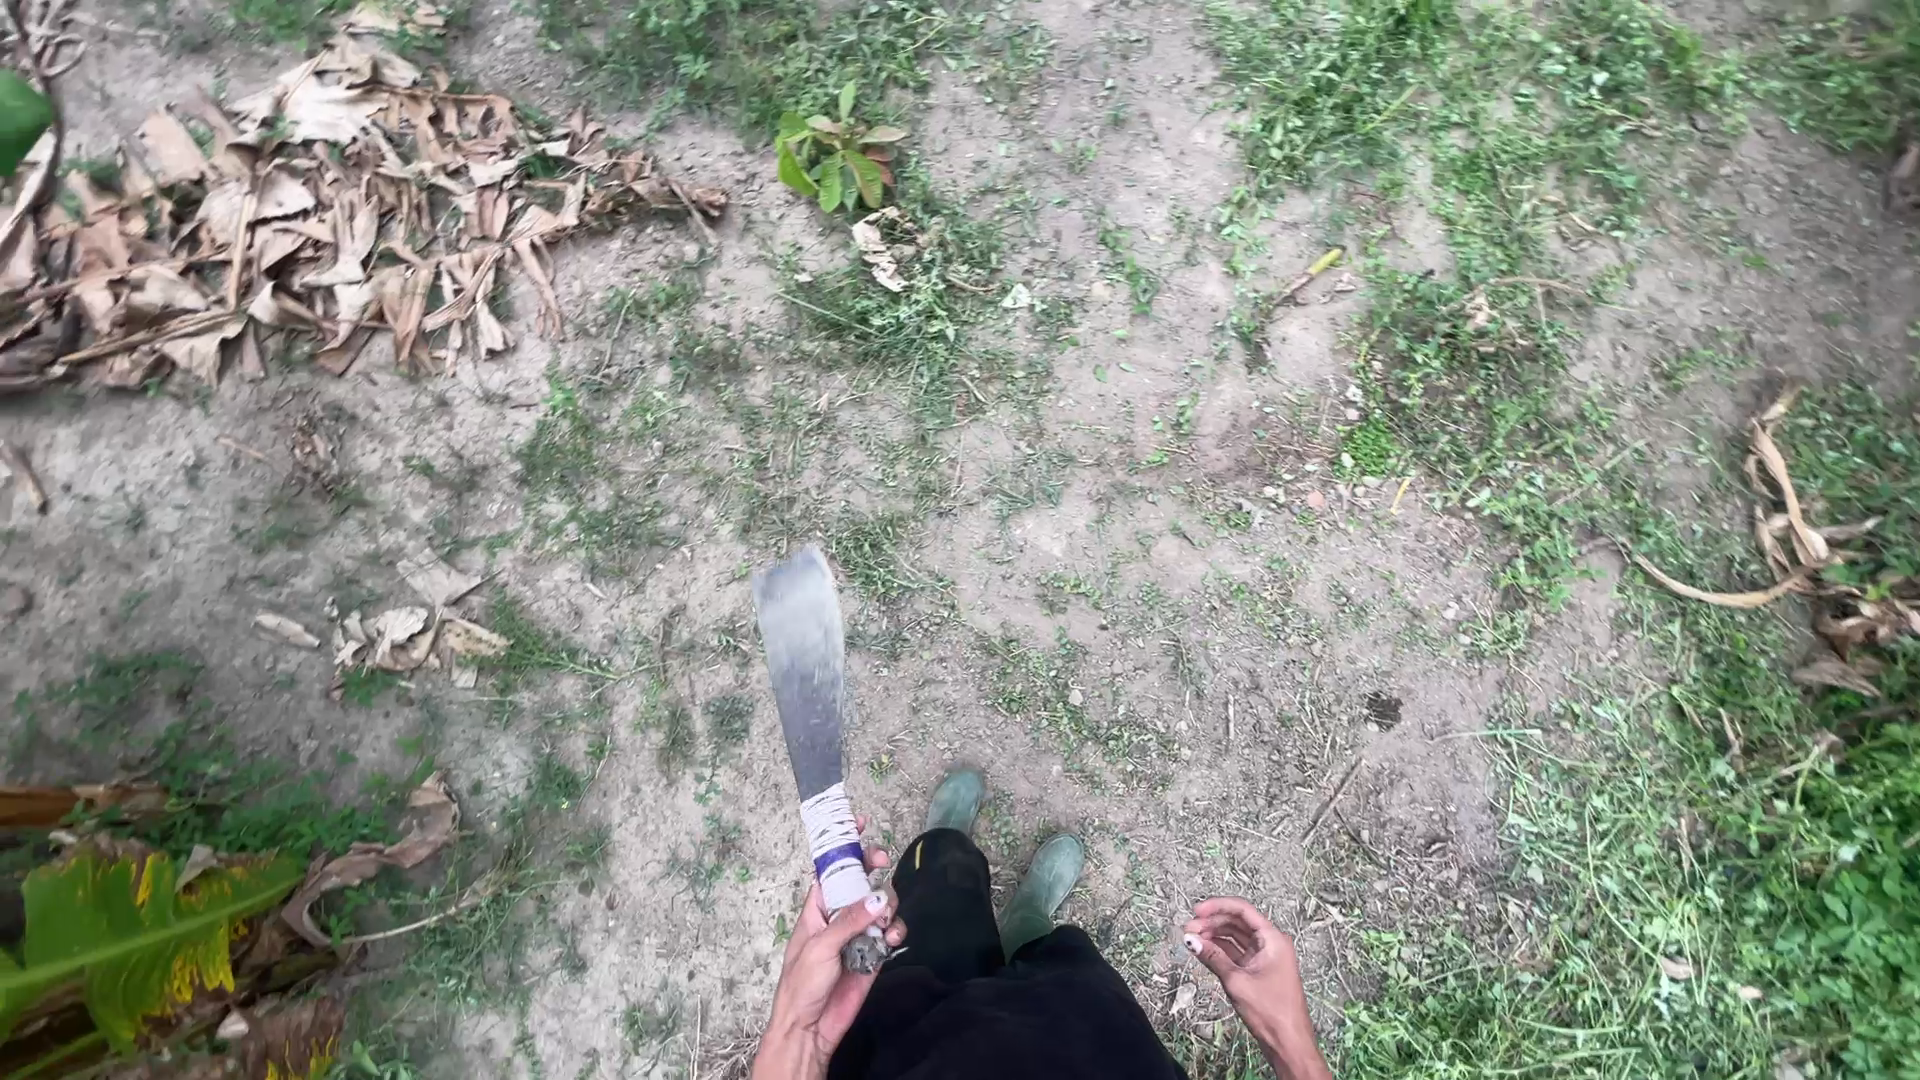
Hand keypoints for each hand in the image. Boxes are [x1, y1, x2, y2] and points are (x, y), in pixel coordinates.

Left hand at [753, 838, 907, 1079]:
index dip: (845, 845)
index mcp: (818, 907)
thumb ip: (850, 920)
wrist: (809, 1029)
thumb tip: (878, 898)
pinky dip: (895, 930)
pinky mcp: (873, 953)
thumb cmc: (800, 986)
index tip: (860, 823)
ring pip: (881, 903)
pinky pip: (890, 932)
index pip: (832, 868)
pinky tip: (891, 937)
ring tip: (884, 919)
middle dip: (874, 866)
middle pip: (862, 879)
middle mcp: (840, 915)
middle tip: (882, 861)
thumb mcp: (820, 946)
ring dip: (887, 904)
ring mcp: (858, 933)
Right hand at [1183, 897, 1330, 1079]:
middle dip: (1211, 923)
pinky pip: (1236, 952)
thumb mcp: (1237, 981)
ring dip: (1213, 936)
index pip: (1241, 910)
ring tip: (1192, 940)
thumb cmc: (1271, 1013)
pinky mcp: (1258, 970)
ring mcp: (1264, 957)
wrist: (1289, 1046)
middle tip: (1189, 929)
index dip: (1217, 906)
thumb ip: (1212, 956)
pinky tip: (1203, 951)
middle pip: (1236, 922)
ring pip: (1234, 937)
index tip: (1196, 911)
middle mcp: (1270, 943)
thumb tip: (1191, 939)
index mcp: (1273, 939)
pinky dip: (1219, 950)